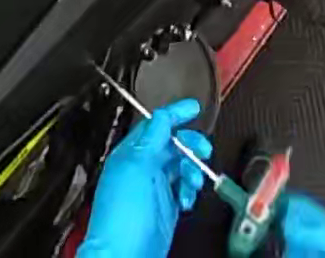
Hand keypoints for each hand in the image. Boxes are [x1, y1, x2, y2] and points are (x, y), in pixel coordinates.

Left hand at [77, 98, 211, 257]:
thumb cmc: (121, 216)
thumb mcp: (136, 168)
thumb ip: (151, 139)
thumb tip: (162, 115)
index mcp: (131, 153)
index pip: (156, 124)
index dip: (175, 114)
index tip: (193, 107)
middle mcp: (142, 168)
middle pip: (171, 144)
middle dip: (189, 144)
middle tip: (204, 150)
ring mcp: (154, 189)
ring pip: (179, 166)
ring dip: (192, 169)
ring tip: (194, 181)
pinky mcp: (165, 209)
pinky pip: (182, 190)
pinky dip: (189, 190)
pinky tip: (188, 199)